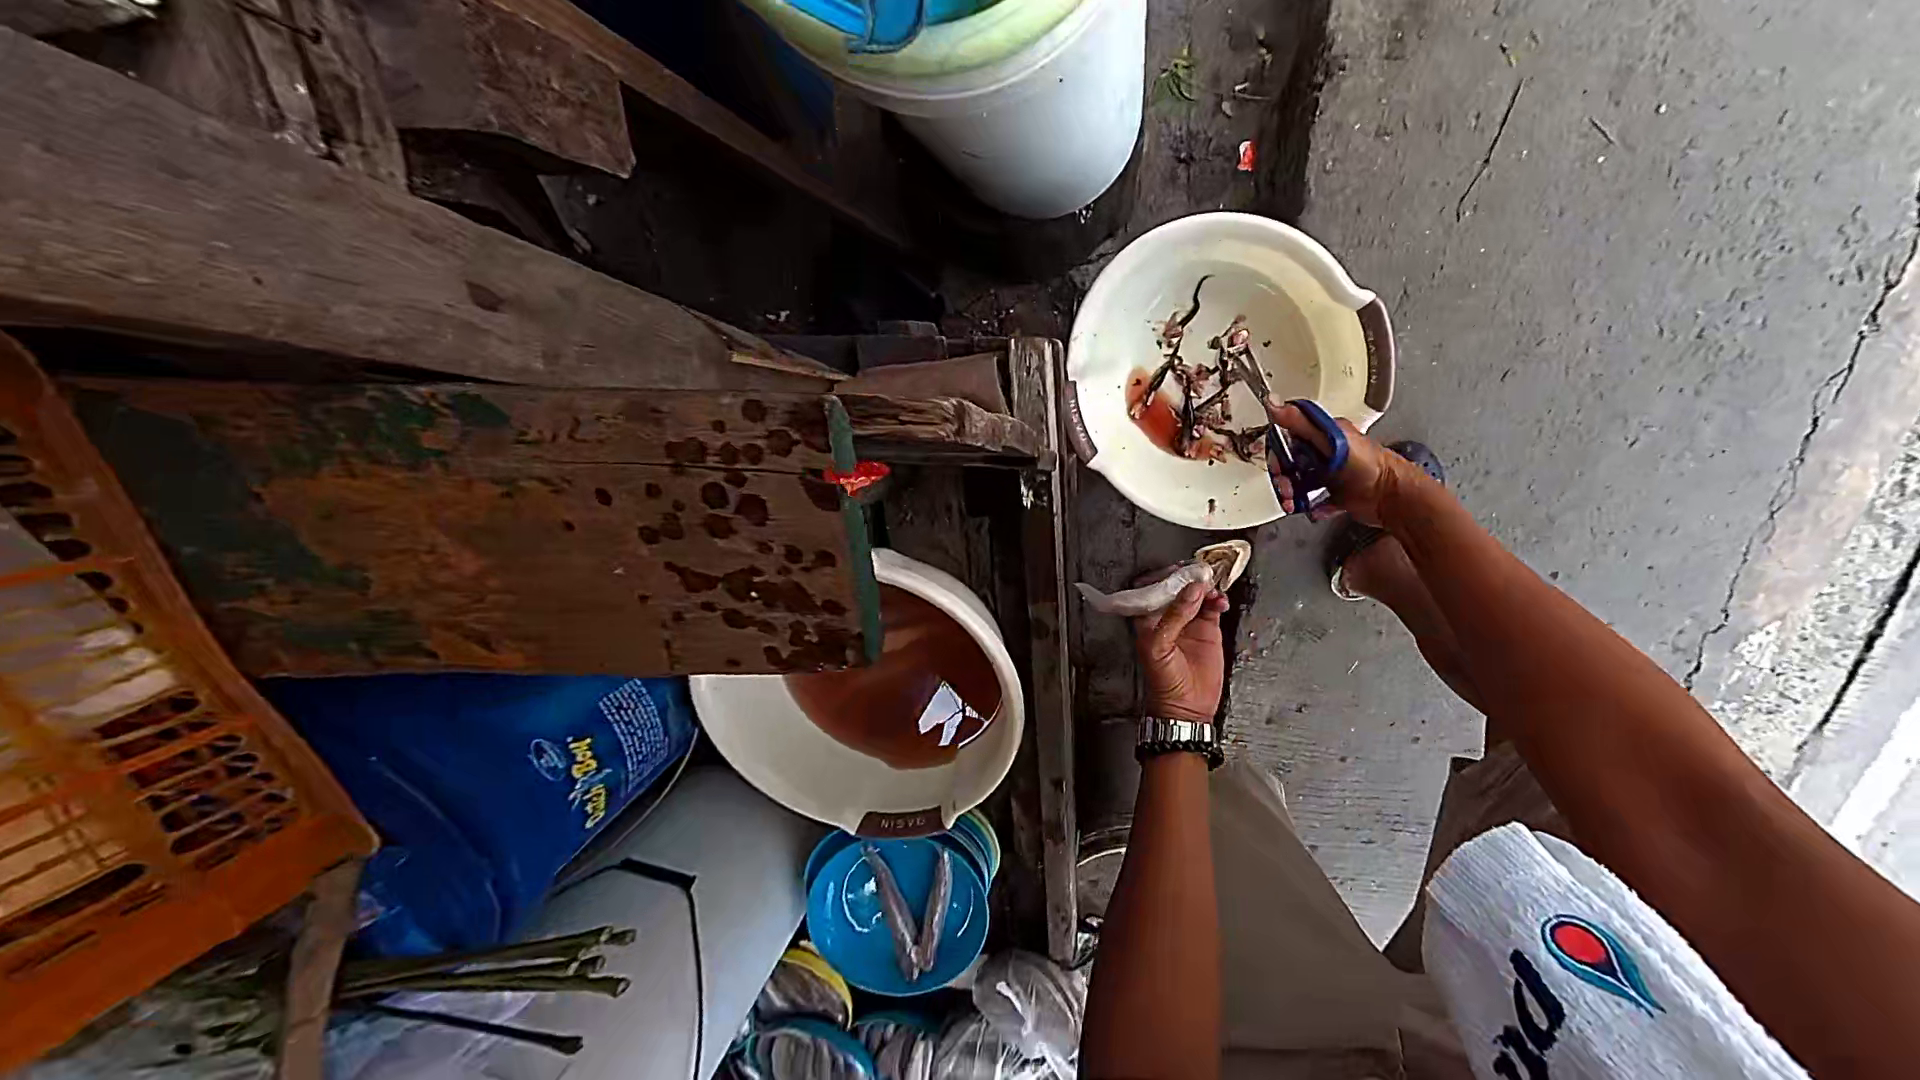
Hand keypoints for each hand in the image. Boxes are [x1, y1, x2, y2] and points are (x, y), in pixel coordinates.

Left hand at [1134, 581, 1229, 722]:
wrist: (1186, 707)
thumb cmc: (1163, 680)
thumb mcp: (1160, 646)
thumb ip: (1175, 617)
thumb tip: (1192, 589)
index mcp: (1147, 618)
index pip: (1151, 588)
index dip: (1162, 577)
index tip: (1176, 570)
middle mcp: (1167, 616)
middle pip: (1176, 587)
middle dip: (1186, 577)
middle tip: (1198, 571)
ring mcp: (1188, 620)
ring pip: (1196, 593)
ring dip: (1204, 586)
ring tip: (1211, 586)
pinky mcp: (1207, 628)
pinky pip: (1213, 606)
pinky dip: (1218, 599)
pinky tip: (1220, 601)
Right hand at [1265, 402, 1408, 525]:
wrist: (1392, 497)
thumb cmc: (1369, 467)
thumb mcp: (1331, 438)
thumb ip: (1301, 421)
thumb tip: (1274, 404)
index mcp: (1325, 434)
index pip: (1289, 438)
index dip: (1278, 453)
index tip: (1277, 465)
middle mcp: (1326, 453)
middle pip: (1291, 463)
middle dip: (1284, 478)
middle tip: (1287, 487)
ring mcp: (1330, 474)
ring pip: (1299, 482)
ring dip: (1291, 494)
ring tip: (1294, 502)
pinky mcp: (1337, 493)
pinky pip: (1313, 499)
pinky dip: (1309, 505)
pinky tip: (1311, 506)